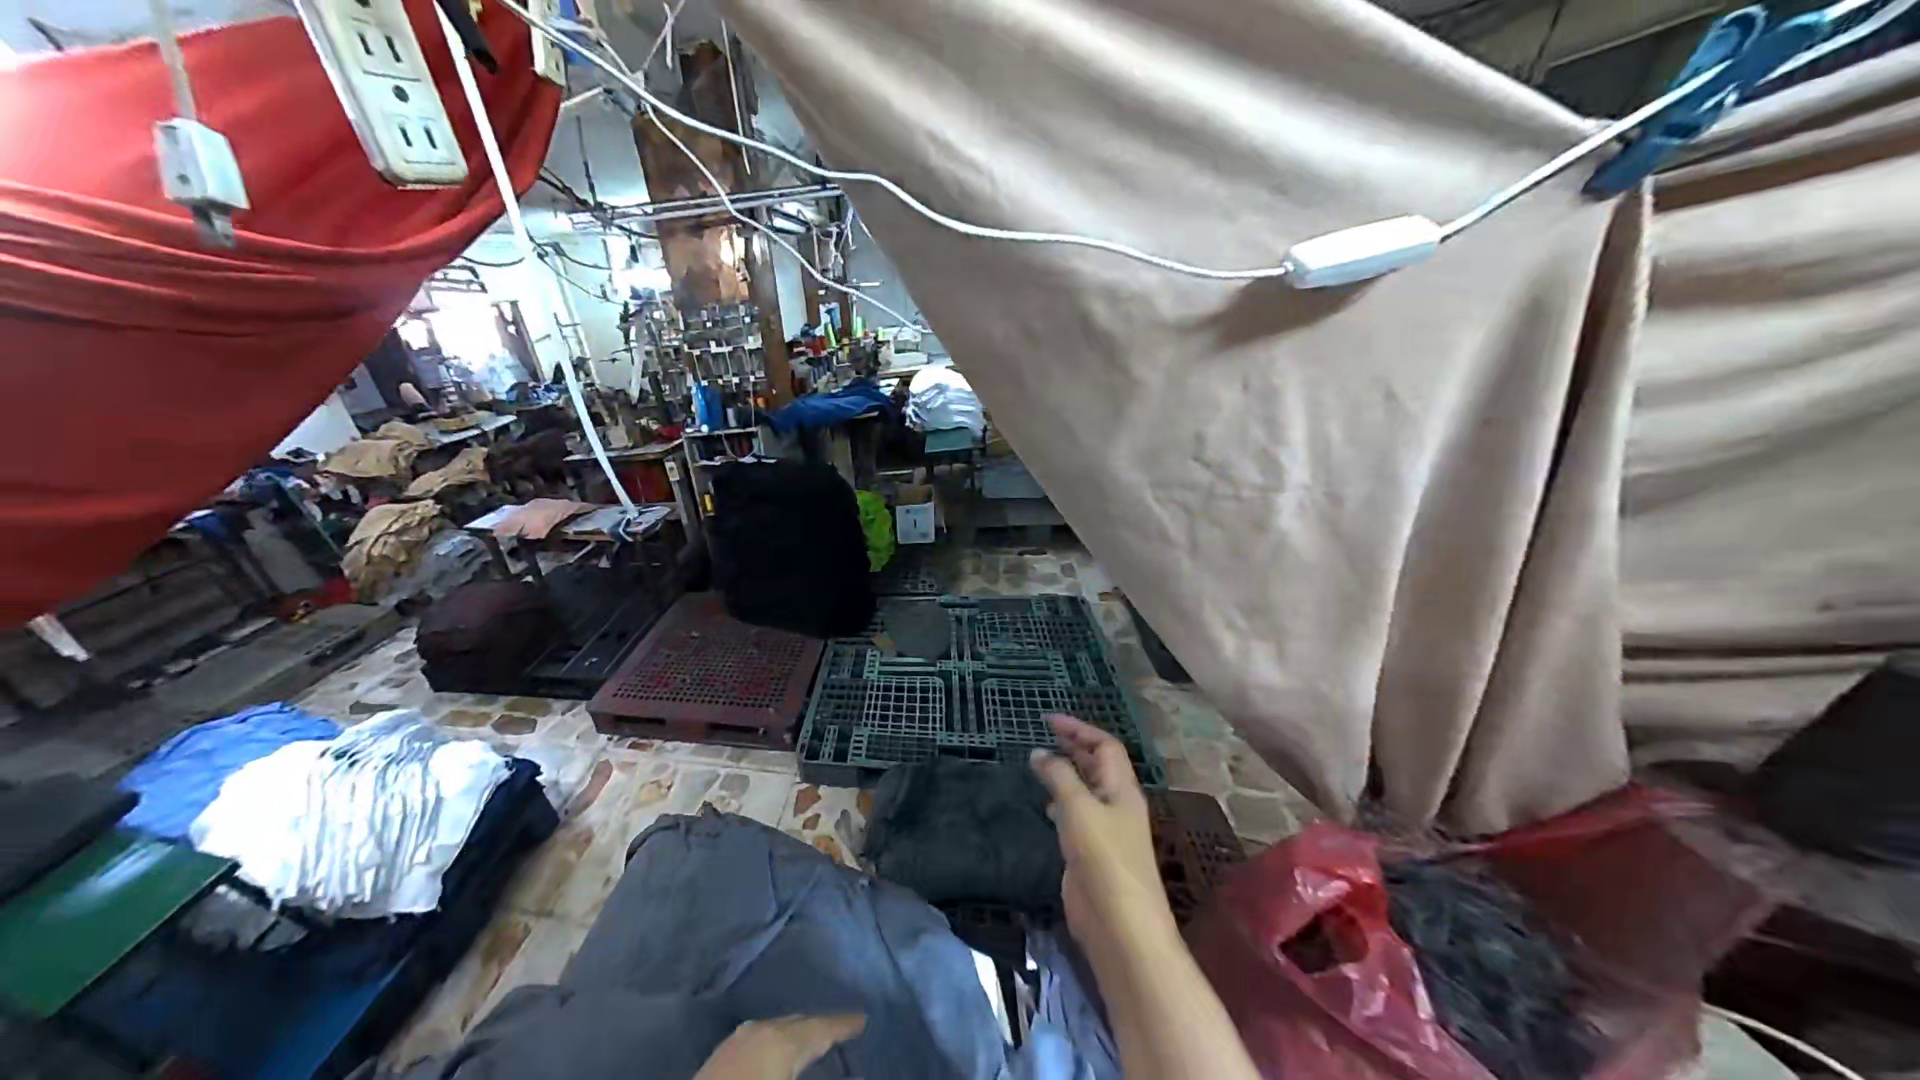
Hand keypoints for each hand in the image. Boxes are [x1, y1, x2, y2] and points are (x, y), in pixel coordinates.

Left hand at [692, 1014, 865, 1079]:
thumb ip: (824, 1078)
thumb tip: (861, 1075)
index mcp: (782, 1040)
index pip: (822, 1027)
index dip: (844, 1025)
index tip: (864, 1019)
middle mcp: (761, 1030)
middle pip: (800, 1022)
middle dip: (821, 1026)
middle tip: (842, 1030)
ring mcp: (736, 1041)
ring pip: (777, 1028)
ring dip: (798, 1034)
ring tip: (814, 1044)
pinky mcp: (720, 1057)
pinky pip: (760, 1038)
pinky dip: (777, 1042)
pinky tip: (779, 1057)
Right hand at [1030, 714, 1175, 955]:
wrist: (1119, 923)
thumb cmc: (1103, 857)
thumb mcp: (1078, 808)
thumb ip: (1058, 777)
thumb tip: (1039, 752)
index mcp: (1122, 788)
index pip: (1105, 746)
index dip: (1079, 729)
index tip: (1049, 719)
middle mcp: (1116, 804)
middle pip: (1097, 765)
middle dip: (1073, 747)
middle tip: (1043, 735)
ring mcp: (1105, 829)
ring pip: (1085, 790)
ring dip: (1065, 773)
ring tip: (1039, 763)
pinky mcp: (1091, 853)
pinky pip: (1076, 815)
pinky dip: (1060, 802)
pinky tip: (1044, 804)